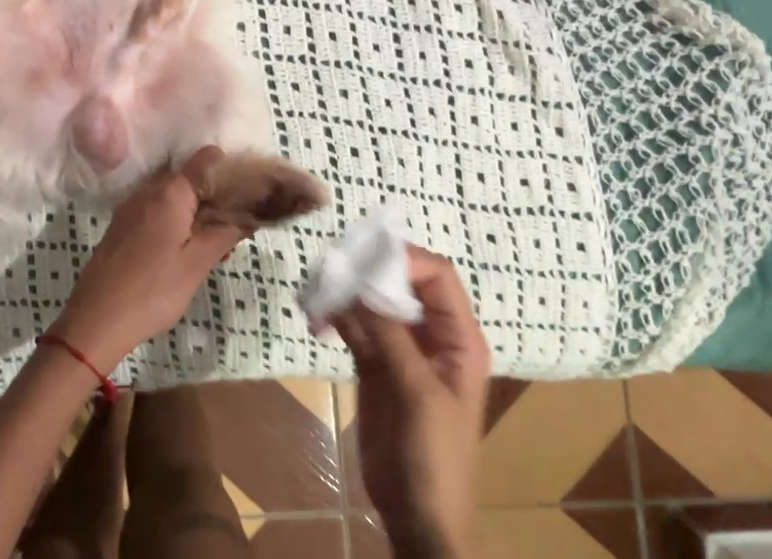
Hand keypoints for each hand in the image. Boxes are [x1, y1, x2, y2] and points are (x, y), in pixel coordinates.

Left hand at [49, 148, 249, 372]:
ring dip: (196, 212)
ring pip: (172, 198)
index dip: (230, 169)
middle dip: (215, 196)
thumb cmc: (154, 289)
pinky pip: (155, 212)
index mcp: (169, 193)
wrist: (97, 317)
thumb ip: (225, 232)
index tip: (250, 190)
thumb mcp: (197, 263)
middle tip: (236, 226)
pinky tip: (186, 251)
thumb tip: (250, 214)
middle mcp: (147, 191)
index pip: (204, 160)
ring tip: (216, 245)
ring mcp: (130, 208)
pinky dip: (176, 222)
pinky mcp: (121, 227)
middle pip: (189, 178)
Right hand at [331, 247, 489, 558]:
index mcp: (458, 339)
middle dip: (365, 273)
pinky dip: (333, 318)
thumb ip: (389, 335)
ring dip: (343, 295)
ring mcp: (400, 351)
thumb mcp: (417, 392)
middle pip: (400, 284)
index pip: (437, 278)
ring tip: (314, 295)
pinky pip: (354, 328)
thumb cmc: (433, 455)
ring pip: (371, 304)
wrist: (416, 512)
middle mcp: (431, 336)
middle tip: (328, 270)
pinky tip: (313, 319)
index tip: (362, 259)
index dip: (404, 261)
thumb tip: (357, 283)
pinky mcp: (373, 366)